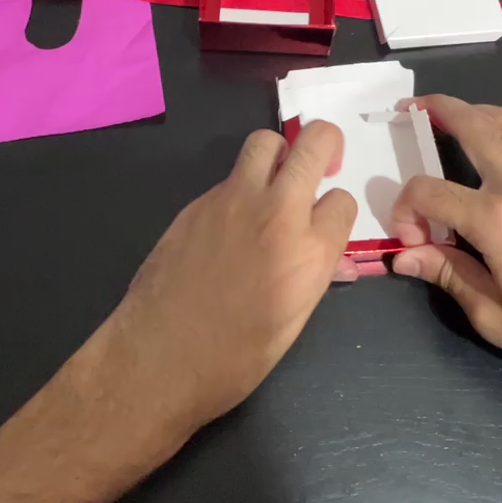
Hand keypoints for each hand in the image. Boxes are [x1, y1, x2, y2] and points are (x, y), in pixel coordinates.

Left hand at [84, 122, 357, 447]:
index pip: (343, 201)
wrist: (158, 359)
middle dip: (326, 145)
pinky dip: (240, 189)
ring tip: (275, 183)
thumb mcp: (292, 322)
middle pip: (314, 143)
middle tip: (323, 164)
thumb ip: (312, 274)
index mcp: (309, 253)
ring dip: (278, 155)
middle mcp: (276, 214)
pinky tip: (229, 225)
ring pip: (265, 143)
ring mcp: (232, 202)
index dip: (337, 210)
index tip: (327, 222)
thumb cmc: (233, 359)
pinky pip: (229, 178)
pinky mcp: (196, 204)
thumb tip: (323, 254)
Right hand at [389, 94, 501, 423]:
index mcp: (499, 220)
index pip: (430, 192)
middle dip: (439, 110)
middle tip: (413, 108)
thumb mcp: (496, 318)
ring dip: (476, 112)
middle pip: (475, 126)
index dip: (405, 210)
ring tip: (451, 117)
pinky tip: (498, 148)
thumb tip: (405, 257)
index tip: (409, 242)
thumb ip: (448, 274)